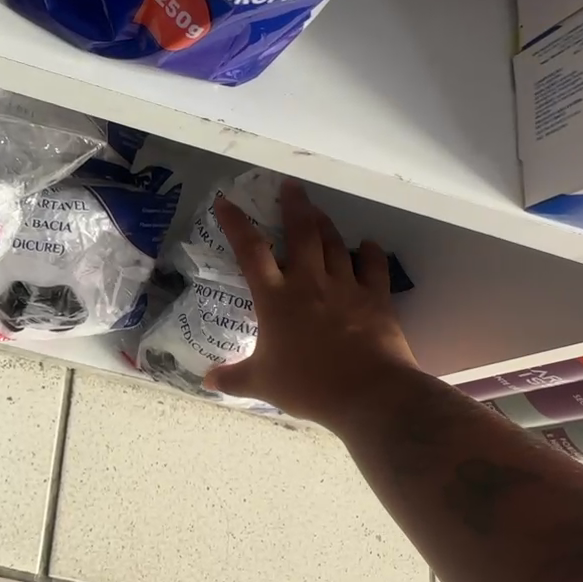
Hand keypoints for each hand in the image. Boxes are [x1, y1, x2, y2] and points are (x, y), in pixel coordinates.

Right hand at [203, 180, 419, 428]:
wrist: (370, 394)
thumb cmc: (307, 385)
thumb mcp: (260, 384)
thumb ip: (232, 378)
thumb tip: (206, 380)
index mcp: (275, 298)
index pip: (250, 251)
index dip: (236, 223)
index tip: (225, 202)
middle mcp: (309, 282)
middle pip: (301, 232)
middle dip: (294, 205)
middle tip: (290, 187)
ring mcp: (346, 287)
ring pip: (335, 243)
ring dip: (325, 224)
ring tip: (317, 212)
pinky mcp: (376, 298)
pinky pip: (373, 265)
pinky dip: (369, 251)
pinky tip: (366, 244)